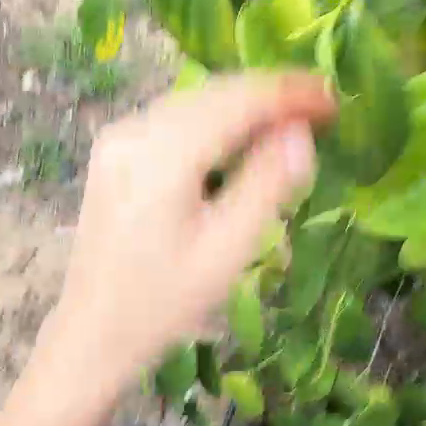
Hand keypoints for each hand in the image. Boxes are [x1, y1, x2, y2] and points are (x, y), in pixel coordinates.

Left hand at [42, 73, 332, 396]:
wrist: (93, 332)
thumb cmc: (163, 304)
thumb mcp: (226, 253)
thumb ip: (267, 187)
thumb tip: (300, 134)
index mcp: (162, 157)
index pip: (236, 102)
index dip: (288, 93)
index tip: (332, 98)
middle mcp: (134, 133)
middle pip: (214, 93)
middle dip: (270, 95)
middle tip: (322, 107)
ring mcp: (119, 139)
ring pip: (195, 101)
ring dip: (245, 104)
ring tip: (293, 119)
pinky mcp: (115, 152)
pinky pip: (177, 119)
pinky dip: (217, 119)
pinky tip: (244, 136)